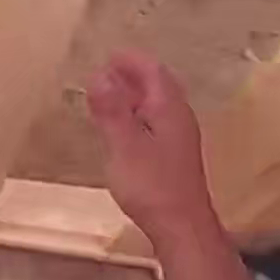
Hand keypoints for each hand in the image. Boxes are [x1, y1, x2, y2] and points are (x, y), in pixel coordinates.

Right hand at [85, 51, 219, 241]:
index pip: (154, 74)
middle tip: (108, 68)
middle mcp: (177, 120)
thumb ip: (112, 110)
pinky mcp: (171, 156)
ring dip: (135, 93)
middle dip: (135, 74)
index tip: (110, 54)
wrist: (180, 225)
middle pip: (159, 87)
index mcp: (168, 111)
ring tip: (110, 91)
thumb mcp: (124, 145)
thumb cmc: (151, 185)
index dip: (133, 62)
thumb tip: (99, 75)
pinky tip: (122, 125)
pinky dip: (136, 112)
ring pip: (156, 105)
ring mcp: (177, 139)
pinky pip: (153, 121)